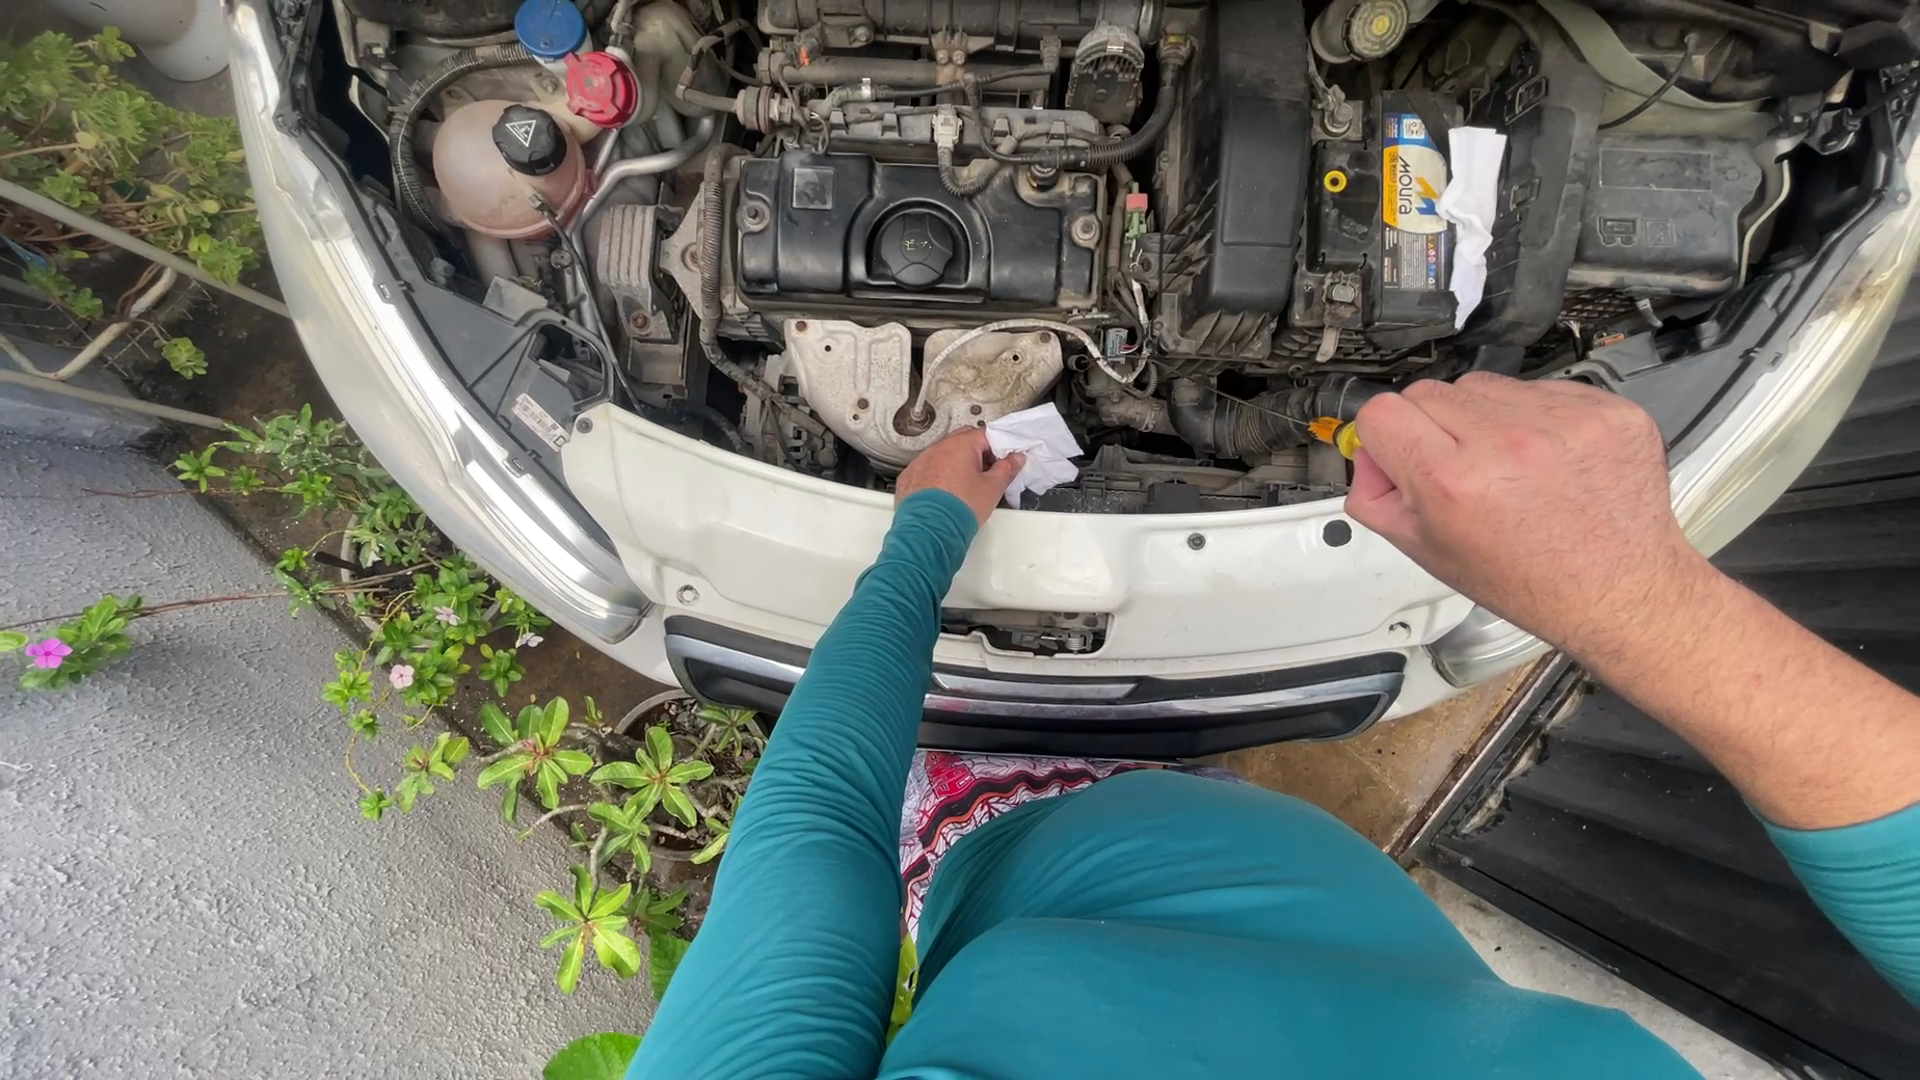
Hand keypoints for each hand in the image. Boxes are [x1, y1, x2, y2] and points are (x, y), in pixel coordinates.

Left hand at [895, 428, 1024, 525]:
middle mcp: (938, 449)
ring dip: (955, 464)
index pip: (986, 434)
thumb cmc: (958, 510)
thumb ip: (1007, 469)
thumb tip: (1015, 459)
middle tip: (986, 474)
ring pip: (943, 455)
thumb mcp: (992, 489)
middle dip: (977, 453)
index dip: (998, 448)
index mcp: (961, 445)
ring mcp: (921, 461)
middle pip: (963, 441)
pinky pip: (927, 469)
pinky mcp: (910, 477)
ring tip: (964, 487)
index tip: (1003, 462)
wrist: (928, 532)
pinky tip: (945, 493)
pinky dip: (937, 476)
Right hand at [1345, 372, 1712, 660]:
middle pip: (1425, 392)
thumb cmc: (1520, 575)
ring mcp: (1562, 421)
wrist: (1614, 586)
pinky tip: (1536, 455)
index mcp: (1452, 480)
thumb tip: (1368, 452)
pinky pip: (1534, 388)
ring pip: (1477, 384)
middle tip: (1447, 463)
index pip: (1380, 412)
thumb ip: (1372, 493)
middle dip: (1424, 425)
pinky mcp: (1603, 409)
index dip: (1379, 433)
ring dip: (1475, 415)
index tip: (1393, 449)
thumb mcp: (1418, 546)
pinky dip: (1525, 415)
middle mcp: (1507, 443)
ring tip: (1497, 460)